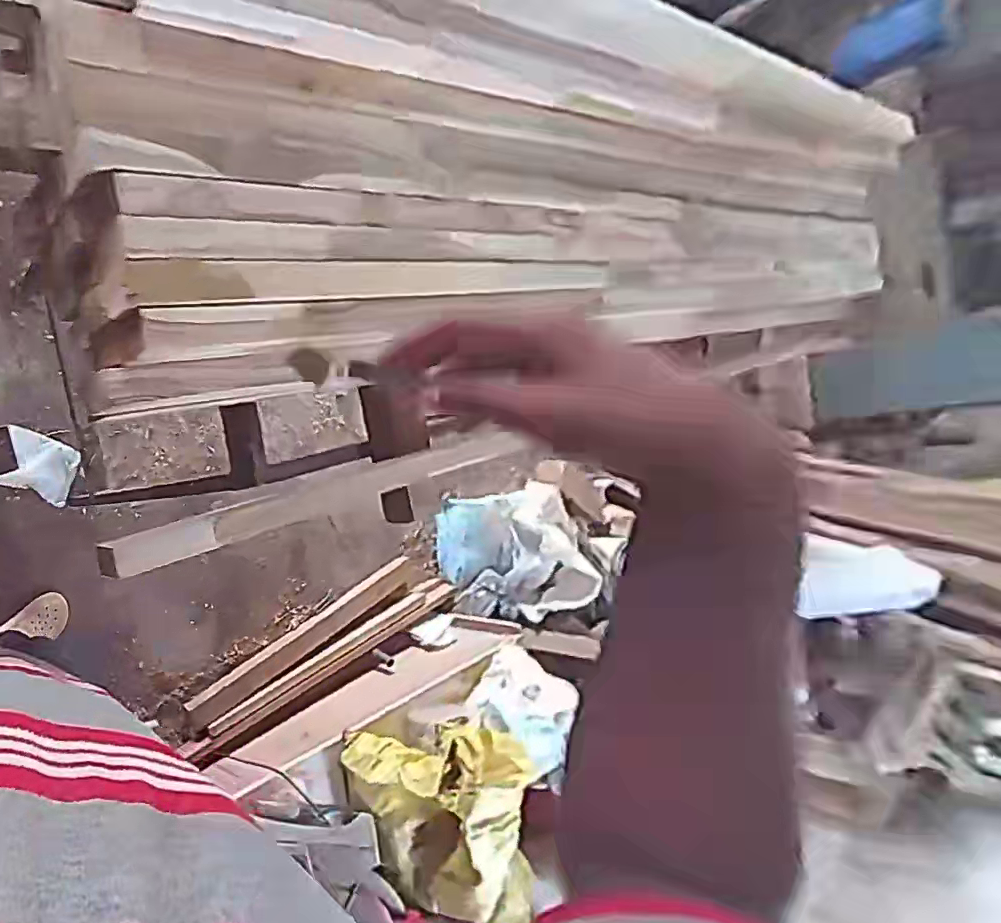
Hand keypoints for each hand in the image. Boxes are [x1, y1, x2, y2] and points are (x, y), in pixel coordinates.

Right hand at [380, 317, 792, 493]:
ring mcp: (556, 357)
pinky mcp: (562, 380)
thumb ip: (478, 401)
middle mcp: (546, 336)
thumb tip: (424, 395)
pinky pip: (501, 379)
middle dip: (424, 363)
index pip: (456, 328)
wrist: (695, 442)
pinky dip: (471, 394)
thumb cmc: (624, 421)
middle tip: (392, 391)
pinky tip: (458, 415)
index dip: (413, 346)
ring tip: (415, 406)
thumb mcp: (542, 413)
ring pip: (482, 361)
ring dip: (445, 380)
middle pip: (467, 341)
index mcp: (540, 332)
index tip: (379, 368)